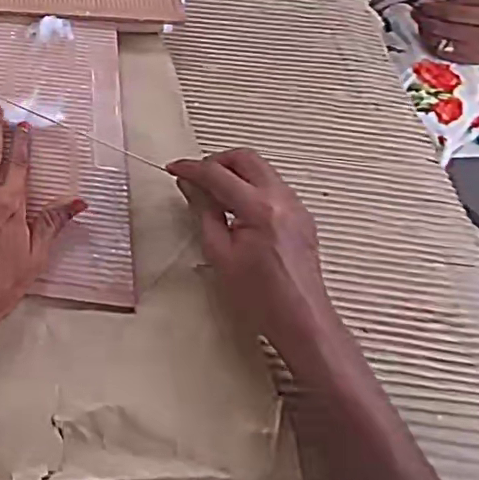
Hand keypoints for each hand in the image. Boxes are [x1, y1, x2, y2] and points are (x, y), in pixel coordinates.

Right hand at [167, 149, 334, 348]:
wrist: (302, 322)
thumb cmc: (264, 299)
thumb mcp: (219, 254)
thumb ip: (203, 211)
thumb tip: (191, 186)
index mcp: (260, 209)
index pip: (218, 174)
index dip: (191, 168)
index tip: (176, 168)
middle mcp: (282, 200)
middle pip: (244, 157)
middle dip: (216, 161)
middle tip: (197, 176)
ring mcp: (295, 206)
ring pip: (260, 167)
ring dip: (234, 172)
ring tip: (214, 194)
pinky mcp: (301, 215)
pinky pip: (272, 184)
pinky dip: (251, 185)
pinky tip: (237, 206)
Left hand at [411, 0, 478, 64]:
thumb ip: (465, 0)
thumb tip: (438, 1)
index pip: (451, 12)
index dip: (431, 8)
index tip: (420, 3)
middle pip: (443, 28)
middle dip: (424, 19)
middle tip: (414, 12)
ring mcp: (474, 51)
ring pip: (440, 42)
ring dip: (425, 32)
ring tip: (420, 23)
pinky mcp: (471, 61)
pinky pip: (445, 53)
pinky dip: (433, 44)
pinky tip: (429, 36)